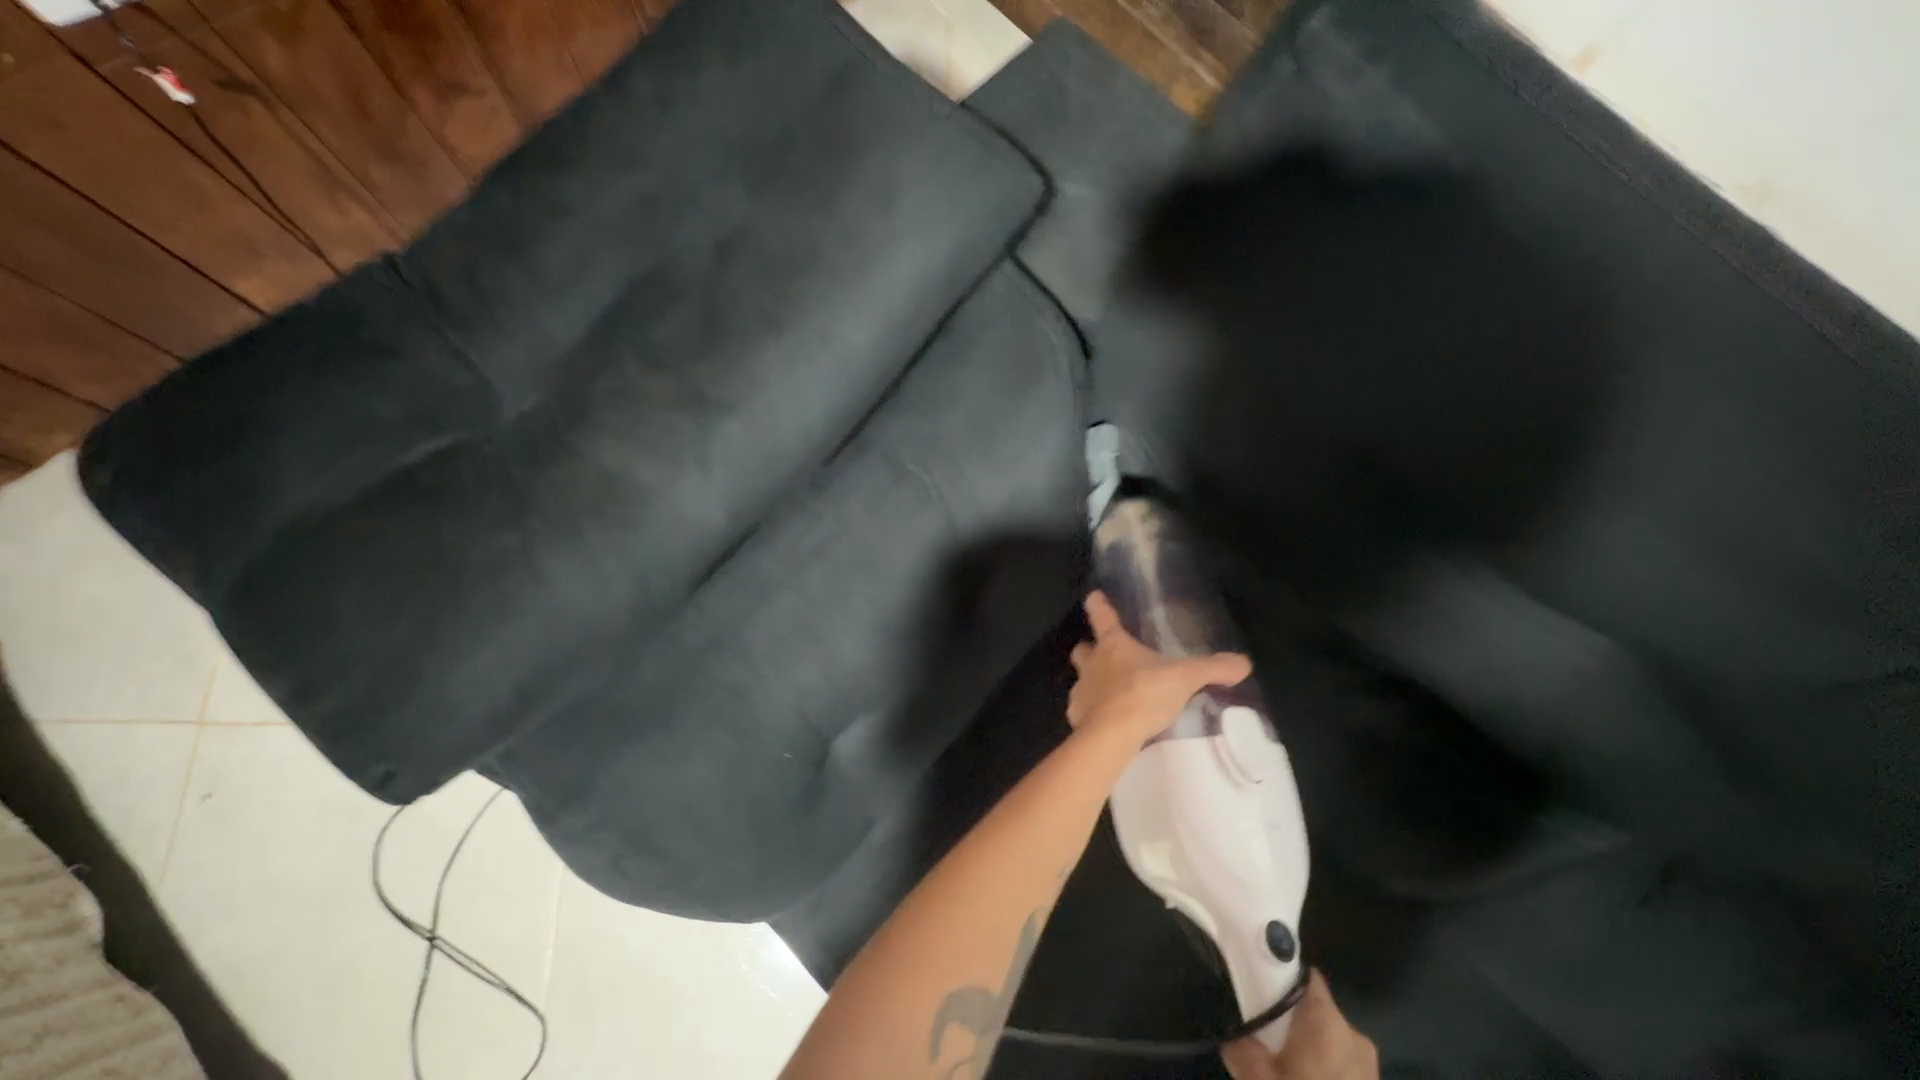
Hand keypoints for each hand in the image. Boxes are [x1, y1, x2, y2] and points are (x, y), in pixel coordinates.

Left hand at [1066, 591, 1251, 747]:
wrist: (1112, 734)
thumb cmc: (1145, 694)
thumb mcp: (1185, 678)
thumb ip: (1213, 669)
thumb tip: (1244, 663)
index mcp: (1114, 645)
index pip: (1102, 616)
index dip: (1099, 606)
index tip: (1094, 596)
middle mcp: (1092, 664)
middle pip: (1082, 649)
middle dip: (1090, 649)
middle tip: (1104, 655)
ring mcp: (1081, 691)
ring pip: (1081, 680)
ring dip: (1092, 683)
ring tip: (1111, 694)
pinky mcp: (1076, 717)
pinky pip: (1082, 710)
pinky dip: (1091, 712)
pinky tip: (1106, 721)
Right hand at [1221, 972, 1378, 1079]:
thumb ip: (1242, 1049)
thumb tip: (1235, 1034)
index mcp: (1327, 1024)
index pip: (1304, 978)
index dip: (1278, 978)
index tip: (1254, 988)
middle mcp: (1354, 1036)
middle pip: (1314, 1011)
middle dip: (1287, 1021)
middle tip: (1260, 1039)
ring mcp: (1369, 1067)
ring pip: (1328, 1041)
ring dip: (1305, 1049)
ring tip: (1279, 1069)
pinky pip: (1340, 1066)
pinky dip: (1320, 1070)